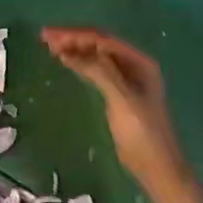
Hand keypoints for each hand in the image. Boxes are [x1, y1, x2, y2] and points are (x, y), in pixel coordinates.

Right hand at [42, 27, 190, 194]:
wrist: (157, 169)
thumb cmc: (142, 133)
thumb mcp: (121, 99)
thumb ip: (99, 72)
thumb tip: (70, 51)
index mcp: (139, 61)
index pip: (102, 38)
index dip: (75, 34)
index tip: (49, 34)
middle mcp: (133, 65)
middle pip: (98, 44)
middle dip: (72, 38)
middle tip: (44, 37)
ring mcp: (126, 79)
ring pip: (95, 56)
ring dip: (74, 49)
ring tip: (49, 46)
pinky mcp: (118, 93)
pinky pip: (96, 70)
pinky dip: (79, 63)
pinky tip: (66, 62)